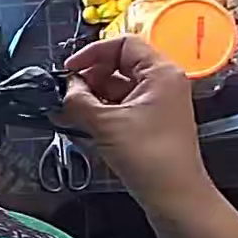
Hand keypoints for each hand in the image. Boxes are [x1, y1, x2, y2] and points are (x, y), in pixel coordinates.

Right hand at [57, 34, 212, 209]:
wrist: (173, 194)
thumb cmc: (148, 155)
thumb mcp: (106, 123)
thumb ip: (79, 100)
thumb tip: (65, 88)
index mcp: (160, 72)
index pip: (123, 43)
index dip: (92, 53)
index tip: (69, 69)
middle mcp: (161, 82)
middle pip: (117, 64)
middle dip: (88, 76)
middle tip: (66, 93)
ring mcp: (155, 102)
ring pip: (115, 86)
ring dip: (90, 95)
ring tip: (67, 110)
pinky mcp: (148, 120)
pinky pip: (118, 104)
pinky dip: (98, 109)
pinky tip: (78, 121)